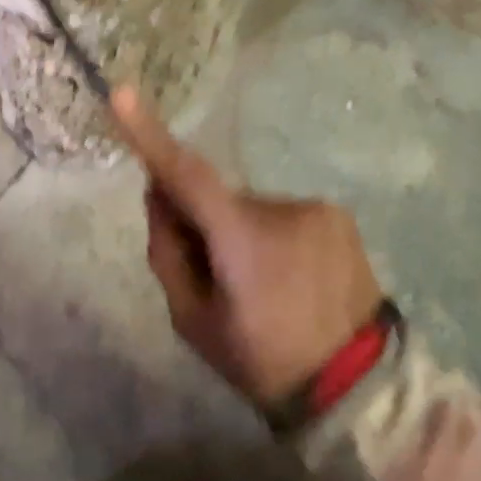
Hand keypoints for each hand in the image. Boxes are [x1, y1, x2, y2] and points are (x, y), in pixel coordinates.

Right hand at [111, 88, 385, 406]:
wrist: (359, 386)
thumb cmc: (264, 361)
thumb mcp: (194, 322)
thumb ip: (168, 253)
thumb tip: (160, 196)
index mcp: (243, 240)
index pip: (188, 176)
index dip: (151, 136)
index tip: (121, 93)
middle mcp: (281, 209)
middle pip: (218, 201)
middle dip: (204, 225)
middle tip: (212, 278)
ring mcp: (315, 210)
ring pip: (251, 211)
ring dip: (242, 236)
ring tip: (263, 290)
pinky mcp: (338, 217)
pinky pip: (283, 218)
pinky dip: (274, 240)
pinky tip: (291, 282)